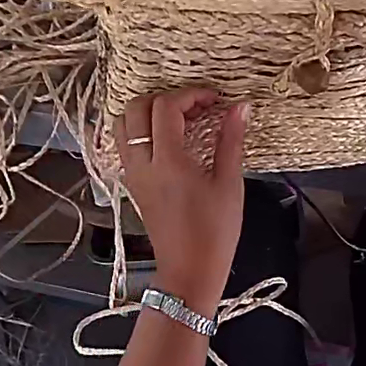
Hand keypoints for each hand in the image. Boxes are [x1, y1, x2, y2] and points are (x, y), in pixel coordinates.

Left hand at [118, 89, 249, 309]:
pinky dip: (141, 130)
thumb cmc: (214, 232)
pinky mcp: (132, 184)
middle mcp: (142, 163)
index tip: (215, 100)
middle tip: (196, 107)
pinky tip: (169, 139)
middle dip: (166, 98)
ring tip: (180, 119)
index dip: (191, 95)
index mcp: (167, 161)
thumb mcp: (229, 184)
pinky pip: (125, 144)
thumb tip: (241, 107)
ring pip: (124, 124)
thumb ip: (231, 140)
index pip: (166, 107)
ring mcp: (132, 173)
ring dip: (148, 112)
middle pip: (137, 108)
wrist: (189, 271)